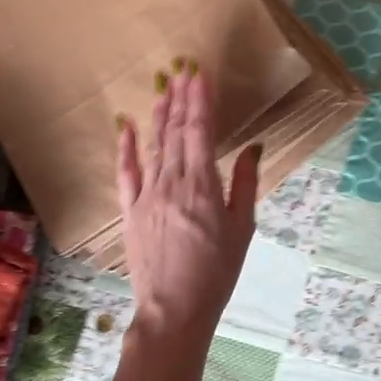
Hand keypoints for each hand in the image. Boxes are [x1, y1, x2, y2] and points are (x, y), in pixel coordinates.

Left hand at [114, 61, 261, 341]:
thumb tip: (253, 147)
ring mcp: (147, 195)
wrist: (174, 309)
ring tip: (164, 88)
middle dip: (181, 99)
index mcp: (202, 185)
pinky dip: (126, 147)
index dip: (199, 101)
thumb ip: (245, 183)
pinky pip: (126, 172)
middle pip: (176, 132)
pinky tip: (127, 125)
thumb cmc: (217, 271)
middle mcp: (172, 183)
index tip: (199, 75)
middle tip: (183, 70)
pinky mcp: (131, 211)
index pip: (199, 132)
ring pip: (153, 146)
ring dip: (159, 115)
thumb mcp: (242, 227)